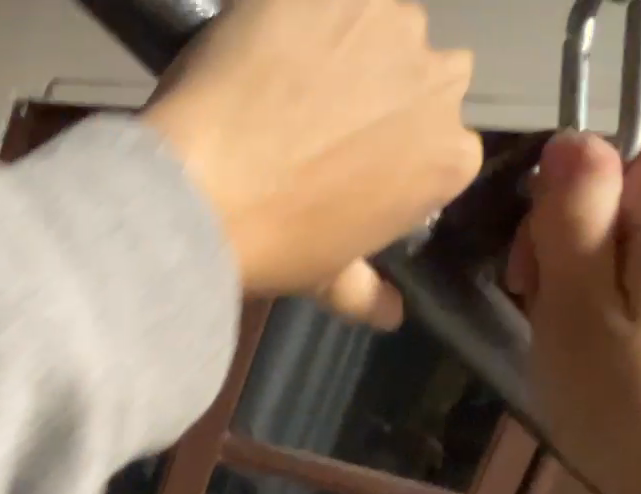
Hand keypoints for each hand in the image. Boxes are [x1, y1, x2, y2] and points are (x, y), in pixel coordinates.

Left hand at [141, 0, 480, 328]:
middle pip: (410, 80)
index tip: (332, 166)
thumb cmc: (263, 246)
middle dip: (366, 97)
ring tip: (266, 94)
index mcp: (447, 159)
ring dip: (330, 53)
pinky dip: (288, 21)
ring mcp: (390, 22)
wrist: (193, 192)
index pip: (431, 145)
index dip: (379, 152)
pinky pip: (314, 2)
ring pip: (369, 30)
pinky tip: (249, 60)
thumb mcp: (319, 277)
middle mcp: (441, 80)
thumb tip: (391, 315)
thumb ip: (363, 288)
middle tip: (295, 130)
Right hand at [508, 134, 640, 493]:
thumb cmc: (627, 408)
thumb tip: (571, 143)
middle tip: (564, 321)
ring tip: (608, 341)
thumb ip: (572, 221)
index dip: (569, 213)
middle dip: (597, 244)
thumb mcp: (571, 315)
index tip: (539, 281)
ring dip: (630, 270)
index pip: (626, 160)